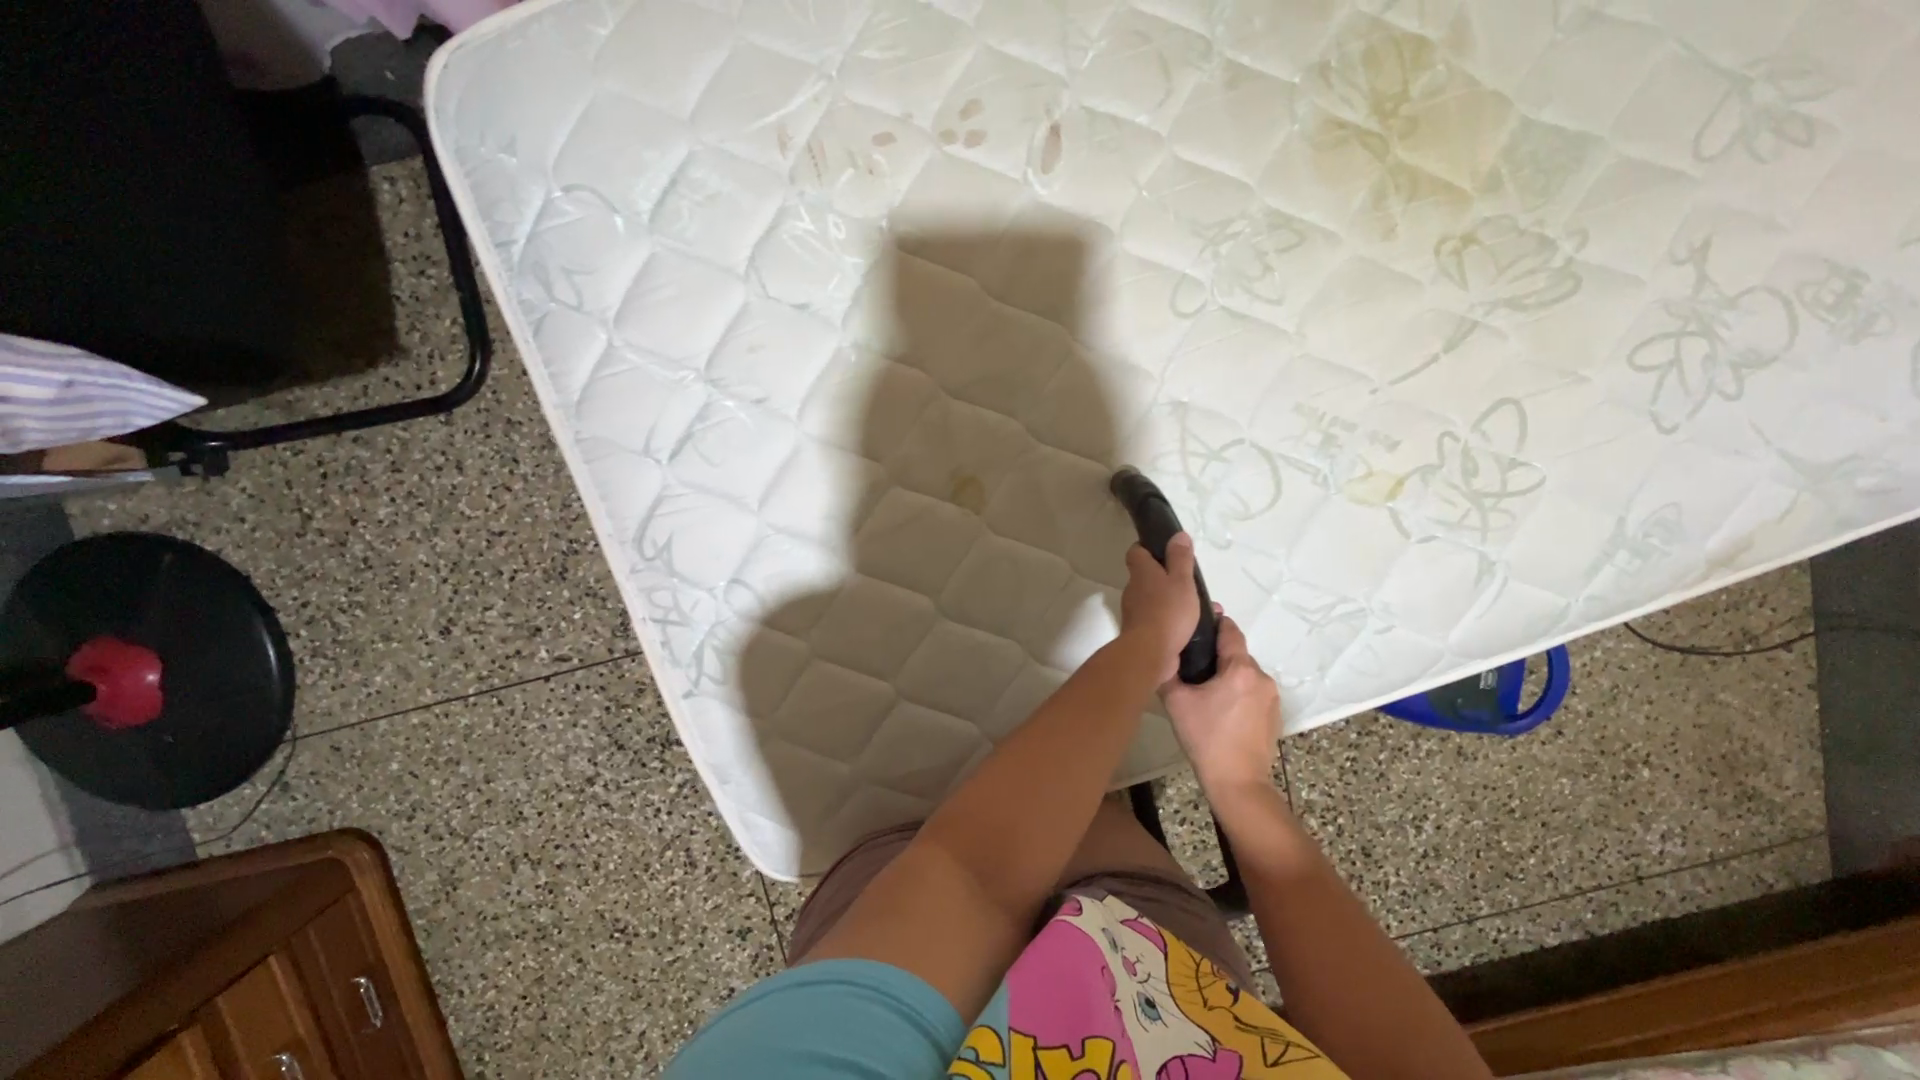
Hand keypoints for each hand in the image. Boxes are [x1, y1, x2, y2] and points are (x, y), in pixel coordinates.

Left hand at [1120, 534, 1200, 684]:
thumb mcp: (1181, 580)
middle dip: (1167, 577)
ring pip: (1155, 599)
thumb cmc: (1168, 611)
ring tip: (1201, 606)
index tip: (1167, 551)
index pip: (1136, 551)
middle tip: (1190, 582)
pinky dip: (1173, 619)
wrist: (1150, 653)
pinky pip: (1159, 618)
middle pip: (1147, 576)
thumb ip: (1180, 558)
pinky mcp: (1141, 631)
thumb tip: (1178, 535)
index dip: (1149, 548)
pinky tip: (1194, 626)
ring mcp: (1135, 611)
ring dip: (1174, 600)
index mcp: (1141, 572)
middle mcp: (1133, 589)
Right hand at [1161, 610, 1280, 794]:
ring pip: (1245, 676)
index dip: (1215, 623)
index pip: (1230, 632)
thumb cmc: (1206, 739)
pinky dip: (1238, 696)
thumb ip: (1167, 673)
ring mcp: (1272, 698)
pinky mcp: (1275, 716)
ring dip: (1228, 679)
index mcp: (1239, 669)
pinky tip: (1222, 713)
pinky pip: (1253, 694)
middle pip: (1237, 656)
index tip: (1199, 623)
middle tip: (1193, 672)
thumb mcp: (1176, 703)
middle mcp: (1261, 678)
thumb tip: (1160, 657)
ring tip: (1206, 696)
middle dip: (1217, 659)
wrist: (1237, 781)